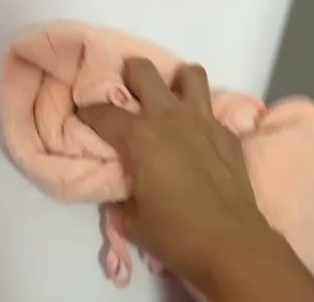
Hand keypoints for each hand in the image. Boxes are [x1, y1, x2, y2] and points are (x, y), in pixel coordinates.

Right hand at [78, 59, 313, 300]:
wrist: (230, 242)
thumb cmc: (175, 233)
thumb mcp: (132, 221)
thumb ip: (121, 197)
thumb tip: (121, 189)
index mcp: (139, 136)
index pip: (103, 113)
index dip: (88, 111)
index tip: (83, 114)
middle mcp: (169, 116)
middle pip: (143, 70)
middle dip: (129, 73)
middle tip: (127, 90)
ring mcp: (202, 119)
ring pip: (190, 74)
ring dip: (177, 81)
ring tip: (171, 99)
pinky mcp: (227, 132)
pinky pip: (211, 111)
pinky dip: (201, 119)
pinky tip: (199, 138)